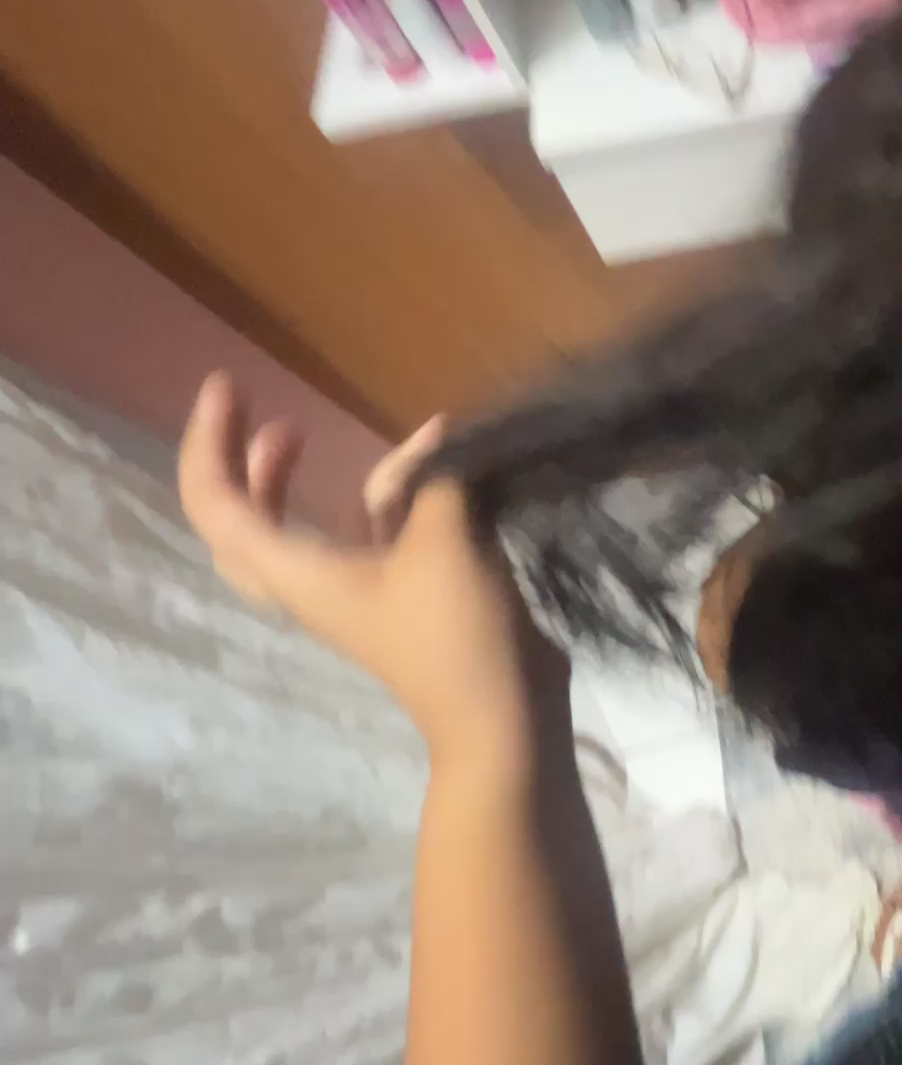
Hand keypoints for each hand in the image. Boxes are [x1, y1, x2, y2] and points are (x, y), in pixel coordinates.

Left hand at [178, 373, 565, 763]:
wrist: (500, 706)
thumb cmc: (453, 630)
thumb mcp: (444, 545)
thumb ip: (438, 484)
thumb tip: (448, 444)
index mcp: (297, 572)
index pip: (218, 501)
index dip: (212, 438)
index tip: (233, 385)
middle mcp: (317, 581)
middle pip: (253, 522)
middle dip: (258, 467)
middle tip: (283, 423)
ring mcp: (367, 591)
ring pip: (330, 526)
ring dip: (351, 480)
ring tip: (404, 442)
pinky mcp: (414, 597)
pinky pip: (389, 538)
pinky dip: (410, 502)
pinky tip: (453, 477)